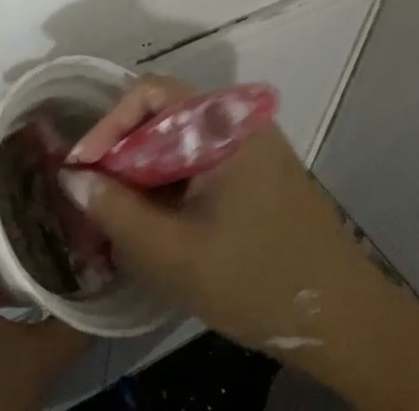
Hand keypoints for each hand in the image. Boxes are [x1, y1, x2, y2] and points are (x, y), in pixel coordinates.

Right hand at [61, 75, 364, 351]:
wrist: (348, 324)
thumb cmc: (258, 281)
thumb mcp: (174, 252)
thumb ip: (115, 210)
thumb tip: (70, 177)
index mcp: (226, 123)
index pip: (148, 94)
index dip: (106, 126)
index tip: (79, 170)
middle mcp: (240, 121)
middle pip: (162, 115)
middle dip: (121, 154)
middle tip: (91, 196)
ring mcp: (251, 148)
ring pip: (178, 142)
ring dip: (142, 173)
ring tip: (114, 215)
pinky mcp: (256, 174)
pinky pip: (198, 162)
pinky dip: (168, 186)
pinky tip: (152, 223)